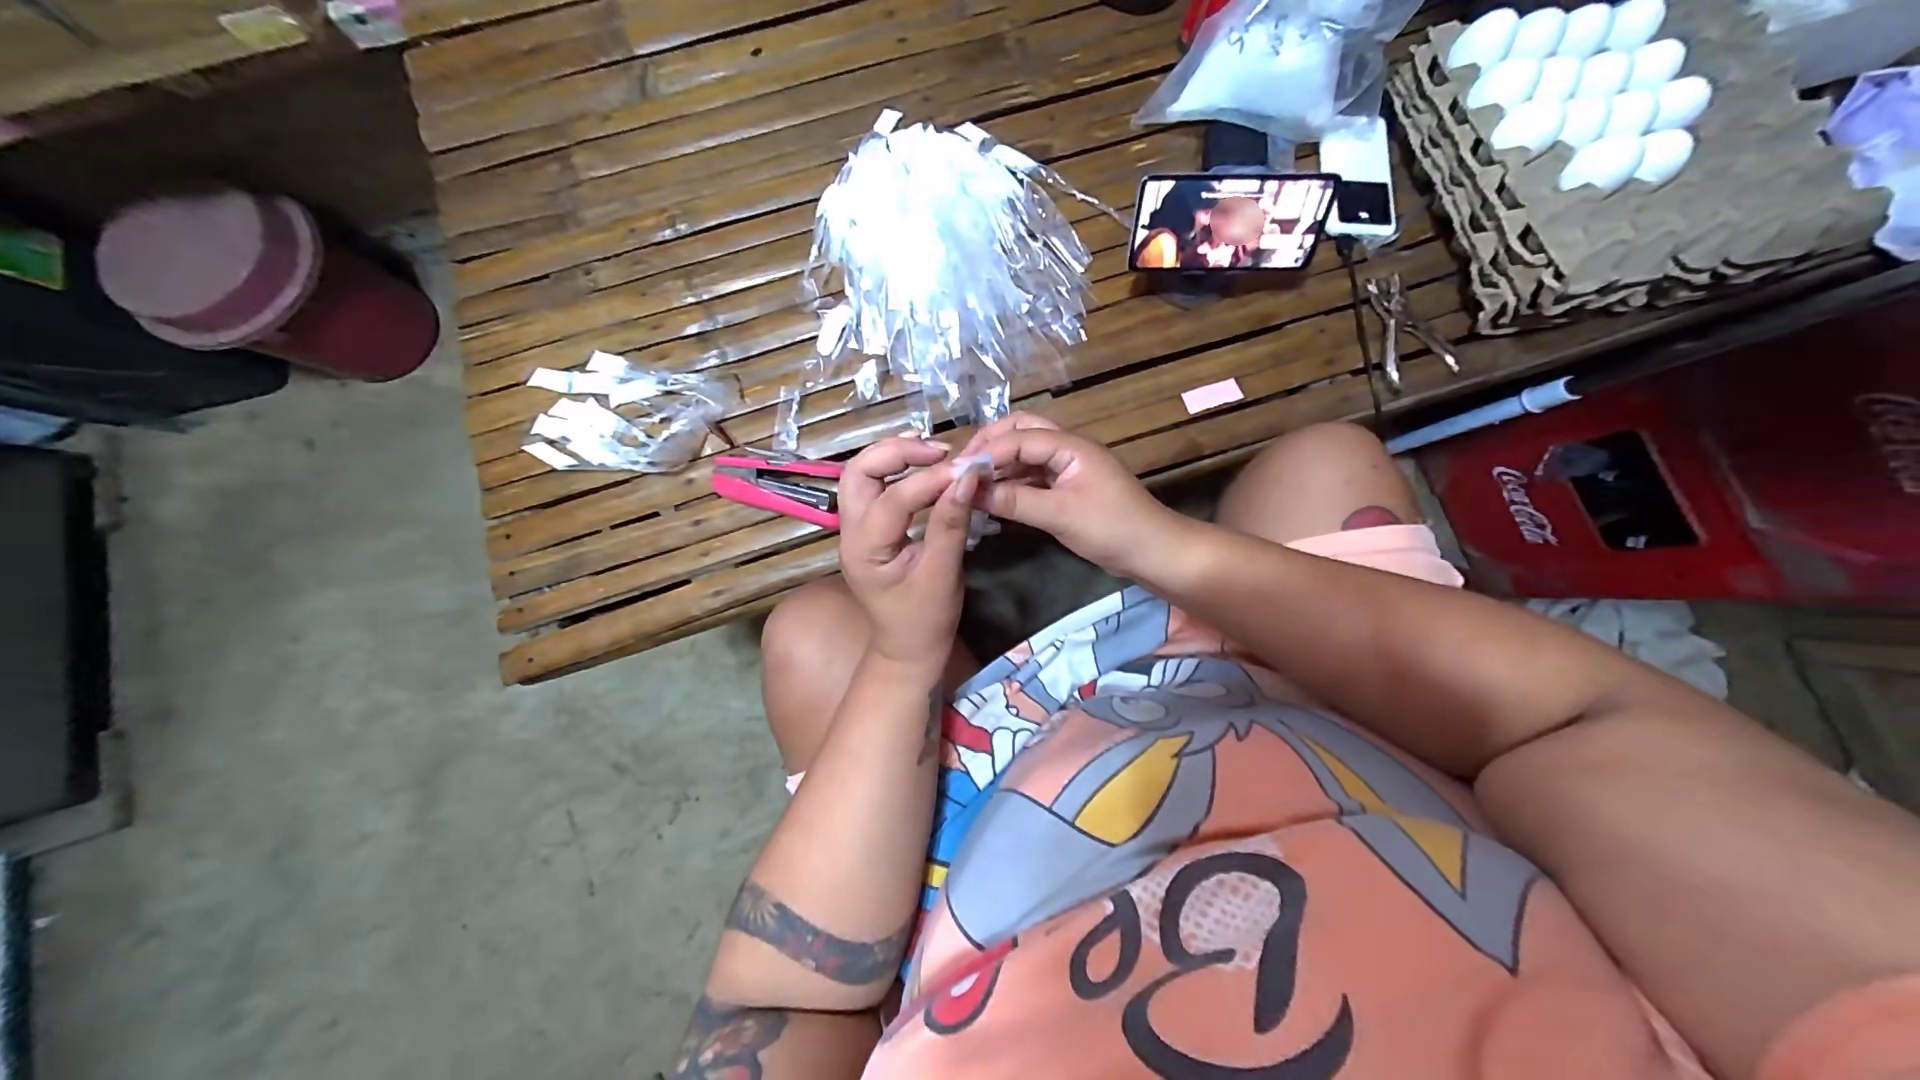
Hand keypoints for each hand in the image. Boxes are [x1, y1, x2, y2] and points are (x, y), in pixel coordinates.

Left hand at [836, 436, 980, 668]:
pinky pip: (873, 487)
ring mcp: (854, 529)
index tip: (969, 469)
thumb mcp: (943, 574)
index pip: (894, 499)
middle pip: (858, 472)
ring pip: (861, 474)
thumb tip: (968, 477)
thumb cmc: (926, 619)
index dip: (931, 480)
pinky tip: (924, 466)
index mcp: (864, 550)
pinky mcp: (867, 528)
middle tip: (940, 451)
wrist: (908, 648)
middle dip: (897, 452)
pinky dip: (896, 469)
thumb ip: (952, 524)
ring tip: (934, 453)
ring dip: (894, 456)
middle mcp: (850, 533)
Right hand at [960, 414, 1190, 578]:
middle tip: (961, 467)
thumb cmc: (1111, 528)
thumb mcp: (1059, 515)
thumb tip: (968, 491)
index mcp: (1070, 445)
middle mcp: (1067, 448)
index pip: (1017, 438)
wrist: (1153, 552)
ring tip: (969, 482)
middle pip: (1020, 431)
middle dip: (990, 444)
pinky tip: (991, 498)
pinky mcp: (1067, 488)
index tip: (955, 472)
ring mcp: (1068, 467)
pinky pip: (1032, 476)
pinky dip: (1010, 482)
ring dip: (999, 463)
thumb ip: (1013, 501)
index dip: (985, 452)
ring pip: (1025, 453)